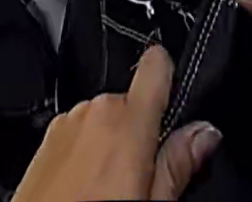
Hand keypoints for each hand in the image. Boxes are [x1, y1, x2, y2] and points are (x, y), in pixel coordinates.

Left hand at [15, 44, 221, 200]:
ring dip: (110, 145)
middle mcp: (96, 110)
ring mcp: (67, 123)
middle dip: (139, 132)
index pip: (157, 63)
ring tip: (107, 193)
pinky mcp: (45, 142)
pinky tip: (83, 194)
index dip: (169, 74)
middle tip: (139, 179)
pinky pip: (78, 134)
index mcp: (129, 120)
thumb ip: (178, 162)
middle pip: (131, 102)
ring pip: (104, 120)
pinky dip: (84, 155)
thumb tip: (206, 132)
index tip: (174, 97)